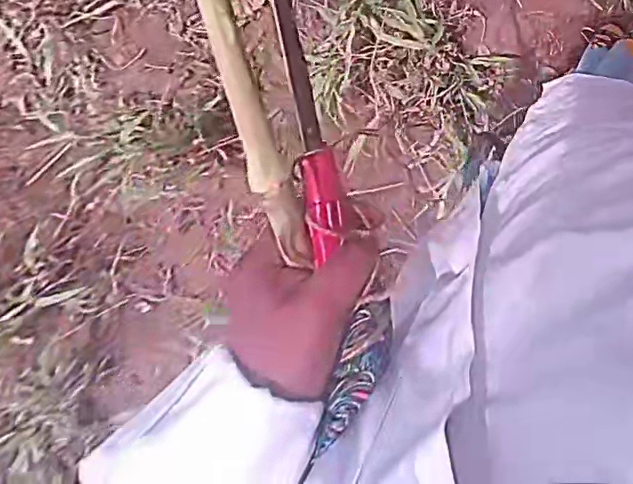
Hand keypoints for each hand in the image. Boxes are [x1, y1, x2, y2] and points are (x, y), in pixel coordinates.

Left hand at [222, 228, 377, 399]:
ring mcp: (268, 293)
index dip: (337, 211)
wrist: (270, 421)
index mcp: (259, 259)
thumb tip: (369, 235)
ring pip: (318, 260)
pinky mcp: (281, 313)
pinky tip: (351, 300)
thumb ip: (350, 259)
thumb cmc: (292, 355)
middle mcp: (259, 269)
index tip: (369, 222)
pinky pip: (315, 283)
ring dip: (346, 266)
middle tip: (373, 255)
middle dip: (346, 242)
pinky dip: (337, 286)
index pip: (302, 213)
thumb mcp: (325, 303)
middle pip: (312, 235)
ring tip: (366, 282)